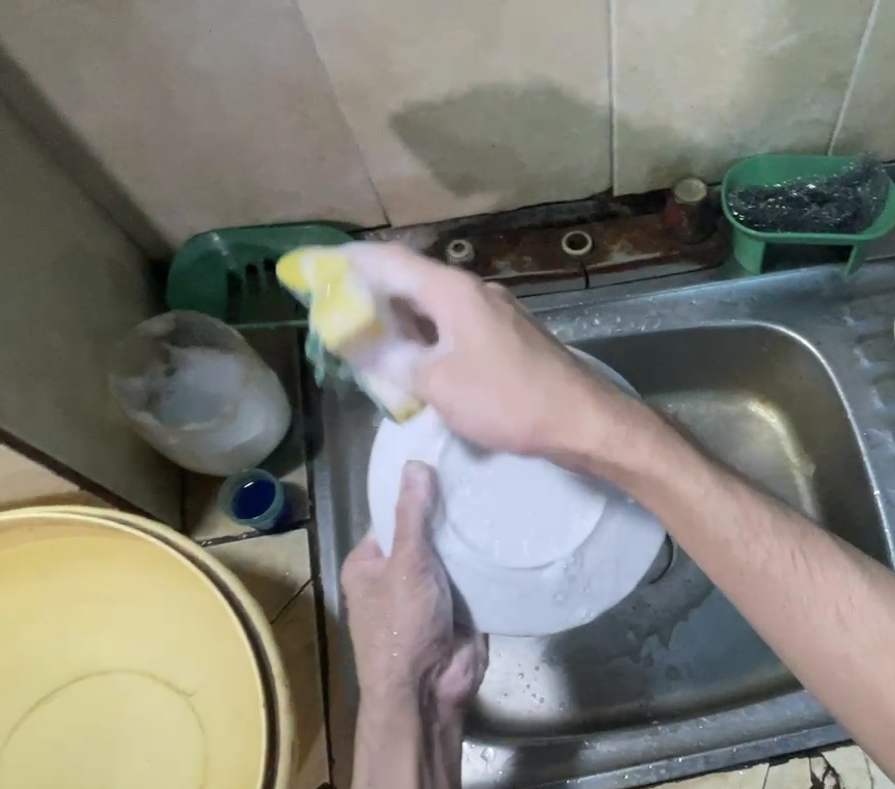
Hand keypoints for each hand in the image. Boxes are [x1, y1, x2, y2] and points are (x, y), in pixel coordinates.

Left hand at [341, 461, 486, 719]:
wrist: (430, 689)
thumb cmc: (402, 625)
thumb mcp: (405, 564)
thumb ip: (413, 516)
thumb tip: (415, 464)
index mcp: (369, 564)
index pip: (393, 516)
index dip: (417, 492)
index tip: (448, 464)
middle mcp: (398, 576)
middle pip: (428, 534)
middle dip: (452, 514)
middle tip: (485, 476)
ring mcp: (432, 593)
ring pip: (456, 556)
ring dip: (475, 539)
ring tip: (505, 496)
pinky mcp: (463, 608)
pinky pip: (478, 578)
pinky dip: (491, 564)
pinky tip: (514, 534)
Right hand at [345, 242, 638, 462]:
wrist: (582, 421)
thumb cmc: (508, 399)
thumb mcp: (438, 383)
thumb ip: (393, 359)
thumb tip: (357, 342)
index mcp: (453, 291)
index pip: (387, 261)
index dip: (345, 262)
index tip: (311, 268)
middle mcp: (475, 292)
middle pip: (411, 283)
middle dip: (371, 298)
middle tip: (336, 319)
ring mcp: (496, 316)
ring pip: (435, 310)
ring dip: (401, 325)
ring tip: (369, 347)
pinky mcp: (510, 341)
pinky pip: (457, 331)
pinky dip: (429, 341)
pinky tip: (417, 366)